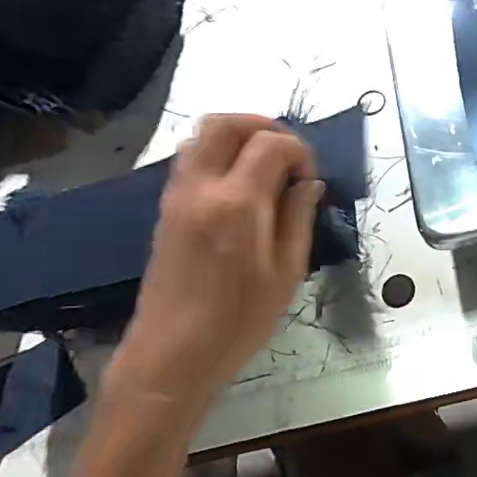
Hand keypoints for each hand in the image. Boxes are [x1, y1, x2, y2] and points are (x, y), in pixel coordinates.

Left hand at [110, 115, 324, 429]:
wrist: (172, 354)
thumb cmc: (238, 320)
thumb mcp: (286, 273)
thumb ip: (298, 219)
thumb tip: (308, 184)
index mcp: (237, 204)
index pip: (270, 143)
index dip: (299, 149)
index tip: (309, 179)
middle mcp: (201, 188)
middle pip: (225, 123)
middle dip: (263, 126)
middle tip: (287, 155)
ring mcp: (177, 196)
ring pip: (201, 137)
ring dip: (237, 138)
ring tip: (265, 169)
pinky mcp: (166, 210)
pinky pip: (191, 161)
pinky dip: (219, 156)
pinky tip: (241, 190)